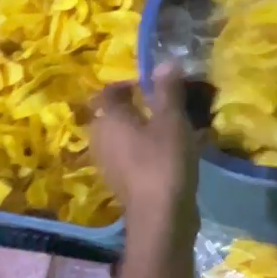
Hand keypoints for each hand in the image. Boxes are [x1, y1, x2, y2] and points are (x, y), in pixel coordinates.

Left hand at [91, 63, 196, 234]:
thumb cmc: (164, 161)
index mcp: (108, 118)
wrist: (161, 216)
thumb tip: (166, 61)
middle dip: (138, 109)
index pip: (109, 91)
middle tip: (167, 107)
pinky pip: (135, 159)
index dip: (129, 84)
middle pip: (116, 116)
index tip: (153, 85)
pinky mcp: (124, 184)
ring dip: (145, 133)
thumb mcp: (171, 120)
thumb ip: (168, 90)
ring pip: (126, 139)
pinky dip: (150, 153)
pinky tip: (174, 156)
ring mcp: (110, 165)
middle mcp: (101, 139)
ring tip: (175, 131)